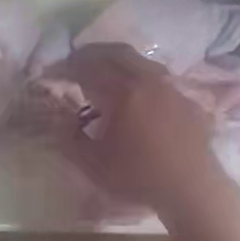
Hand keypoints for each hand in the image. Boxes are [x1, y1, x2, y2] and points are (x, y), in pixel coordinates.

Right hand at [44, 44, 232, 219]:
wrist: (190, 187)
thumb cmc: (137, 177)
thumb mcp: (92, 165)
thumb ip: (71, 140)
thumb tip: (60, 123)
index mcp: (122, 92)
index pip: (87, 68)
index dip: (65, 68)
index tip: (49, 73)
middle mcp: (148, 80)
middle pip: (116, 53)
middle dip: (90, 55)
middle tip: (73, 64)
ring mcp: (171, 87)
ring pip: (140, 62)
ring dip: (116, 63)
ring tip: (102, 77)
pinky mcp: (186, 100)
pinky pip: (157, 78)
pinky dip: (137, 78)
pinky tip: (134, 97)